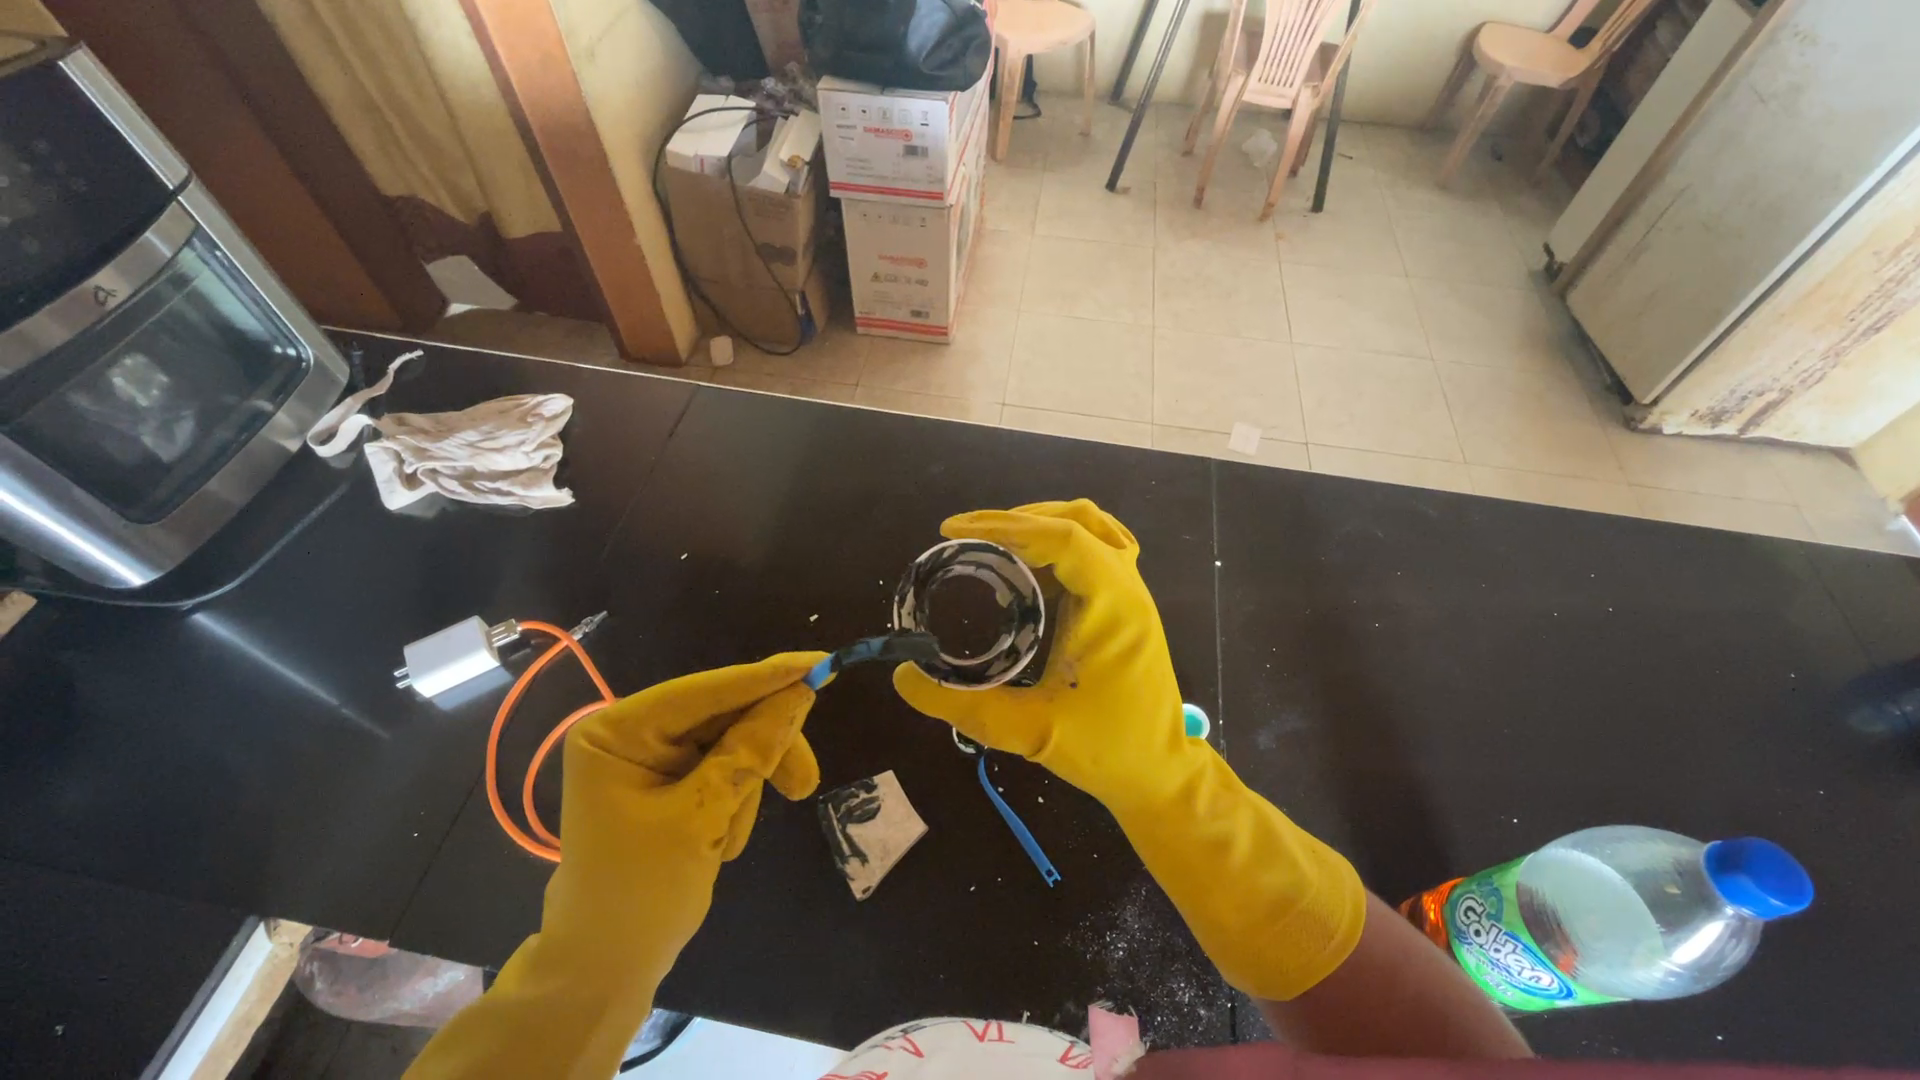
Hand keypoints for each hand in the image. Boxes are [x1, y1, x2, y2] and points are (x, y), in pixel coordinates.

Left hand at [544, 651, 826, 970]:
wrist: (607, 968)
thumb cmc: (639, 894)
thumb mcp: (700, 819)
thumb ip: (750, 752)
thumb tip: (800, 694)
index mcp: (617, 731)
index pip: (704, 691)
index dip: (766, 678)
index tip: (823, 664)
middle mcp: (632, 733)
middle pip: (724, 717)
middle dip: (763, 752)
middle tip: (805, 785)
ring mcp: (651, 758)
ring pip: (733, 744)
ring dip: (747, 789)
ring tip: (729, 844)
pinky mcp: (670, 783)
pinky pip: (725, 771)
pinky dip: (735, 803)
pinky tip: (719, 845)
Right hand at [891, 500, 1190, 810]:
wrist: (1158, 772)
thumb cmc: (1106, 749)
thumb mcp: (1029, 731)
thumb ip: (963, 705)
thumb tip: (903, 677)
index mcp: (1113, 605)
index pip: (1061, 538)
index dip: (1003, 526)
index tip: (951, 532)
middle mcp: (1127, 588)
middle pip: (1076, 520)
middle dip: (1016, 520)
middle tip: (966, 537)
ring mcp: (1131, 594)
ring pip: (1092, 527)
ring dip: (1041, 524)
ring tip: (994, 541)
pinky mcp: (1126, 606)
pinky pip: (1099, 548)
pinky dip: (1062, 541)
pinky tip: (1032, 562)